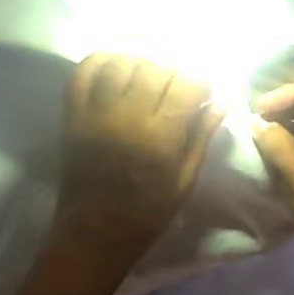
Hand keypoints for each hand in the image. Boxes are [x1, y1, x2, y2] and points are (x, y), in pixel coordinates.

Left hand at [53, 54, 225, 273]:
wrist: (93, 234)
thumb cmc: (146, 213)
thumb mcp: (184, 181)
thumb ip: (201, 137)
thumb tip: (221, 102)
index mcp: (161, 137)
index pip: (186, 85)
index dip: (199, 83)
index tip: (200, 92)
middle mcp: (128, 117)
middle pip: (154, 68)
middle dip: (171, 72)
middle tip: (173, 87)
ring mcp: (96, 112)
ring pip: (120, 62)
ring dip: (138, 63)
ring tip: (145, 77)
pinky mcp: (72, 114)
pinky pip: (83, 72)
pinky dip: (100, 60)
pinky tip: (115, 67)